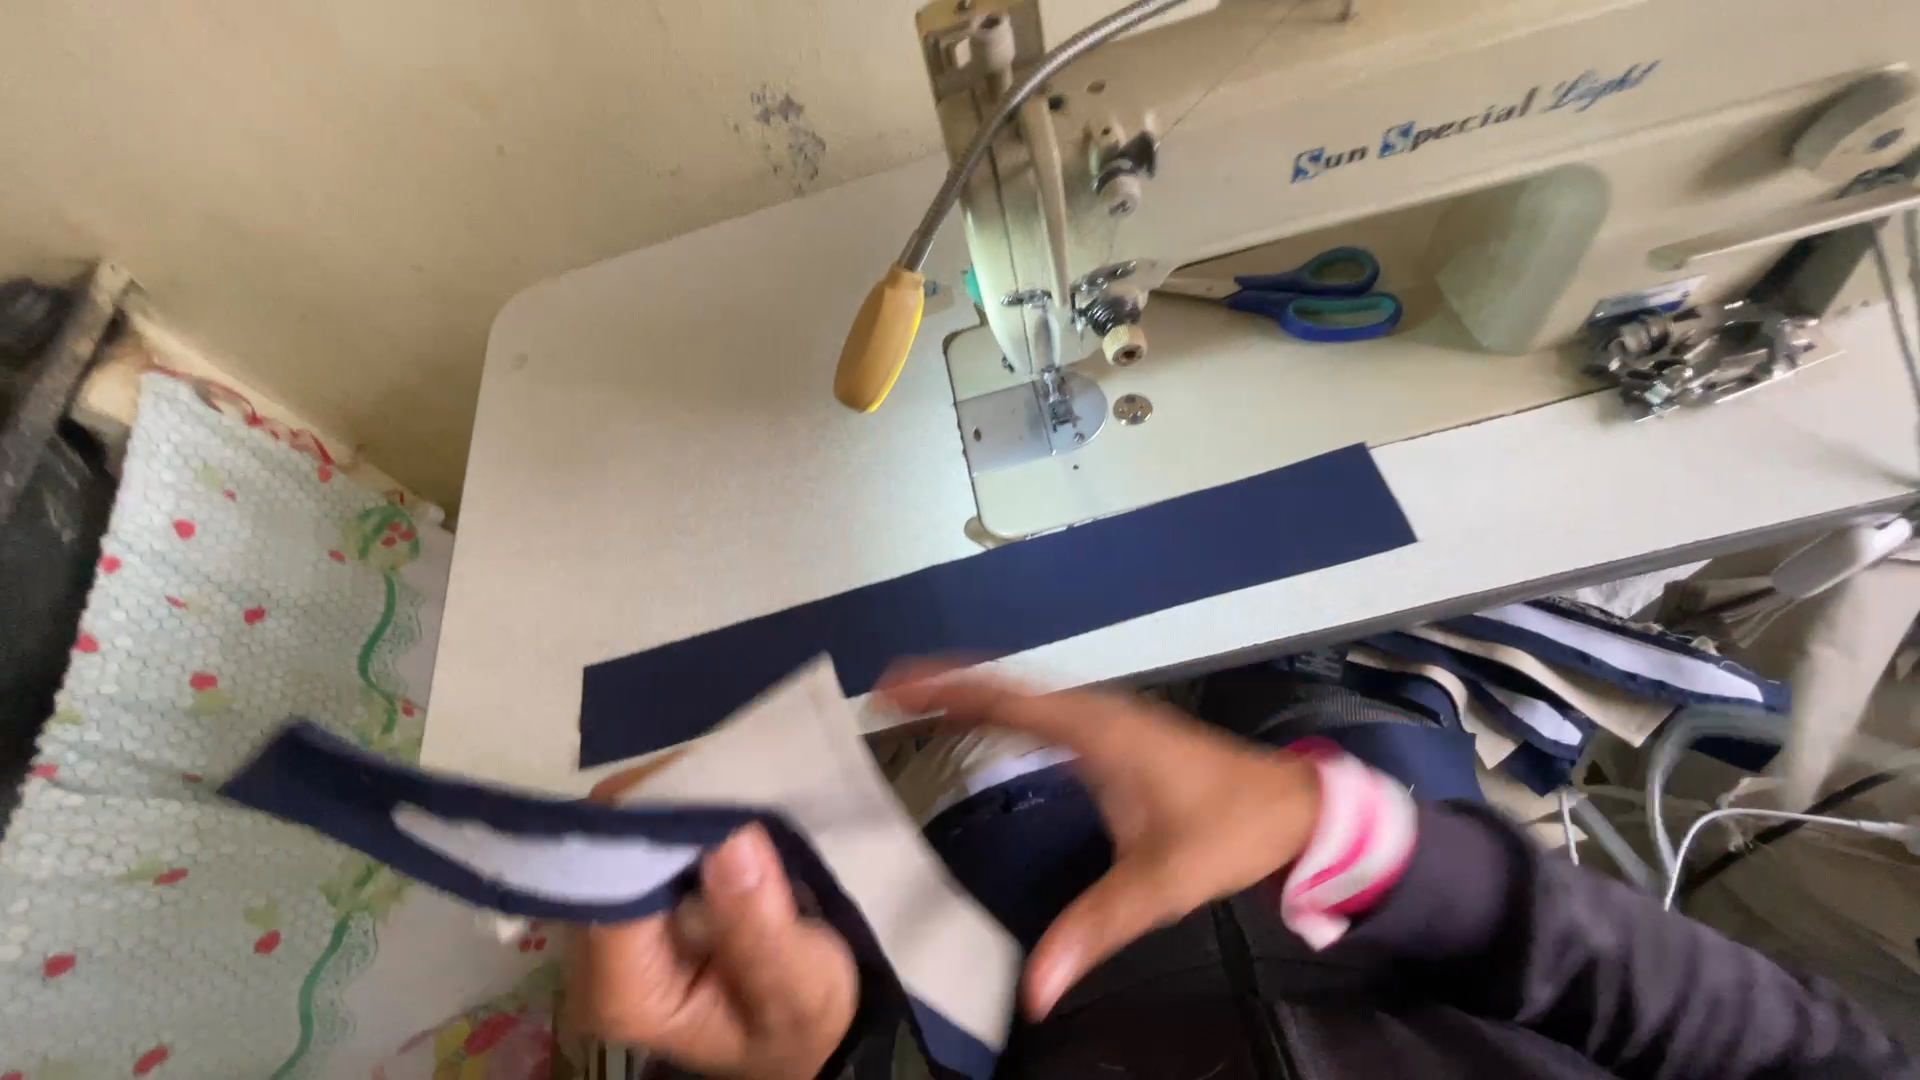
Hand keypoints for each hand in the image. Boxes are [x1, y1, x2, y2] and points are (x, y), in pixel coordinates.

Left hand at [569, 805, 857, 1077]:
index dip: (652, 833)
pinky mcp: (631, 902)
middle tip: (723, 777)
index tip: (709, 789)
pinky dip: (671, 812)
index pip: (611, 890)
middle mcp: (594, 961)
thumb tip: (729, 841)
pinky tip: (712, 803)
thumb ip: (760, 927)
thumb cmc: (801, 1017)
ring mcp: (608, 927)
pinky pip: (632, 838)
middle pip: (600, 856)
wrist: (806, 1028)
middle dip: (660, 810)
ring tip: (723, 783)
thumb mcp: (798, 986)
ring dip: (666, 803)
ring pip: (612, 837)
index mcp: (624, 994)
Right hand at [880, 661, 1321, 1020]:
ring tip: (917, 702)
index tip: (897, 688)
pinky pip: (1040, 707)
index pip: (1006, 700)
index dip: (948, 690)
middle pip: (1005, 685)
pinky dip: (1000, 707)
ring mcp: (1103, 716)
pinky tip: (980, 722)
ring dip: (971, 691)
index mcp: (1096, 731)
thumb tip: (1035, 991)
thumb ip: (1094, 930)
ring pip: (1022, 691)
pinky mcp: (1110, 729)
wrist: (1290, 806)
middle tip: (890, 693)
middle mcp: (1092, 712)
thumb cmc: (1227, 830)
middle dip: (946, 684)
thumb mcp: (1160, 883)